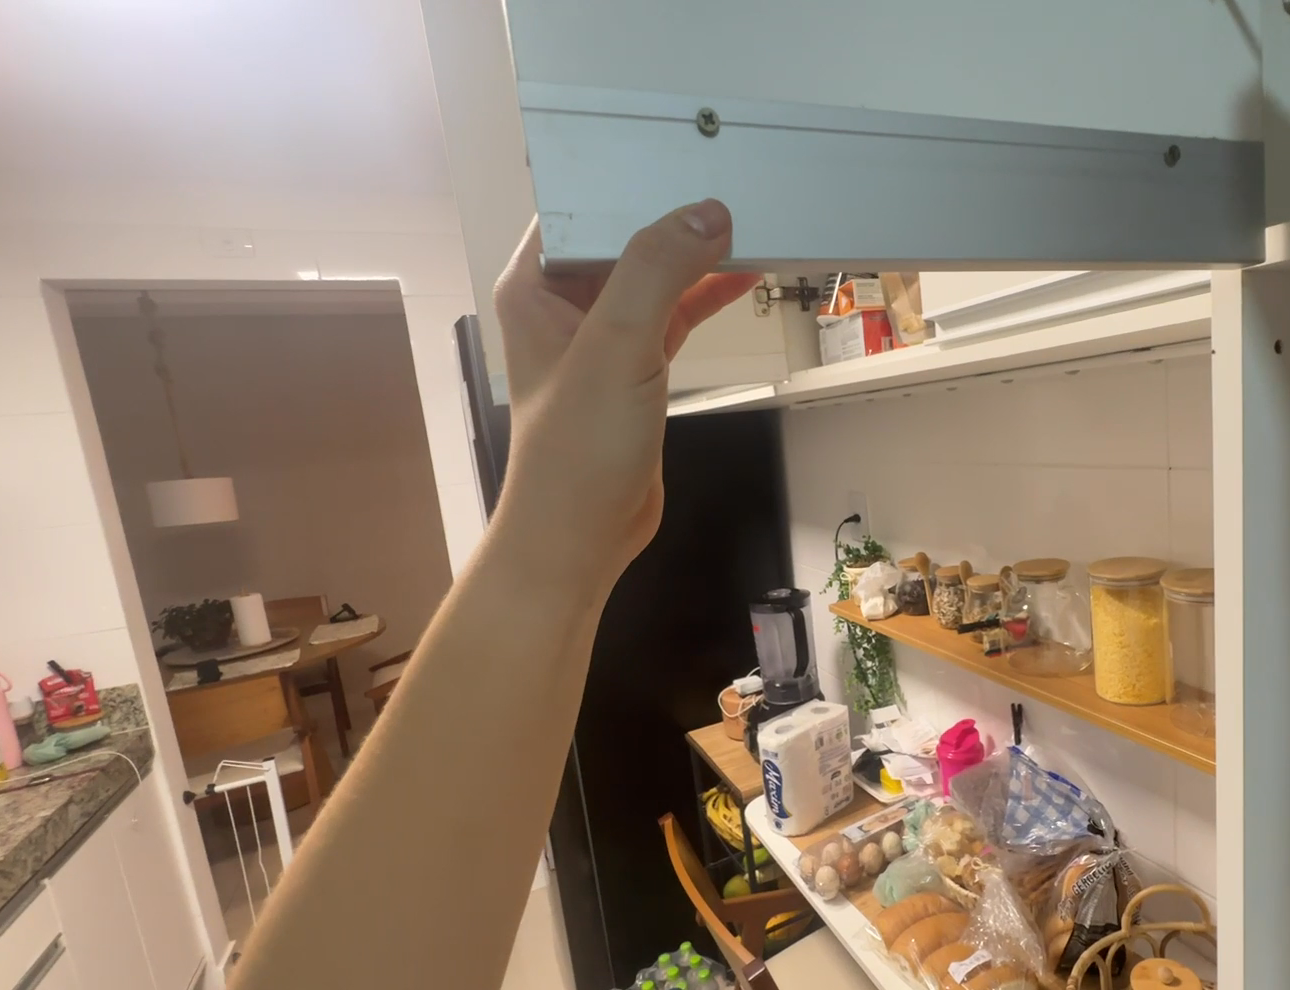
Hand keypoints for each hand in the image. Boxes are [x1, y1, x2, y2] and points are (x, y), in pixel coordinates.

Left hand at [489, 200, 759, 583]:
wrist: (583, 532)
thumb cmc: (583, 442)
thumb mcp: (617, 345)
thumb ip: (658, 271)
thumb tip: (710, 213)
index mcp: (537, 285)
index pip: (584, 209)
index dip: (633, 182)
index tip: (688, 156)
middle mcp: (565, 304)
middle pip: (625, 241)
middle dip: (675, 217)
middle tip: (732, 183)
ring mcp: (604, 338)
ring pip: (656, 280)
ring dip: (698, 260)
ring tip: (752, 228)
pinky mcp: (636, 370)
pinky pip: (674, 317)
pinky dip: (705, 300)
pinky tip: (742, 280)